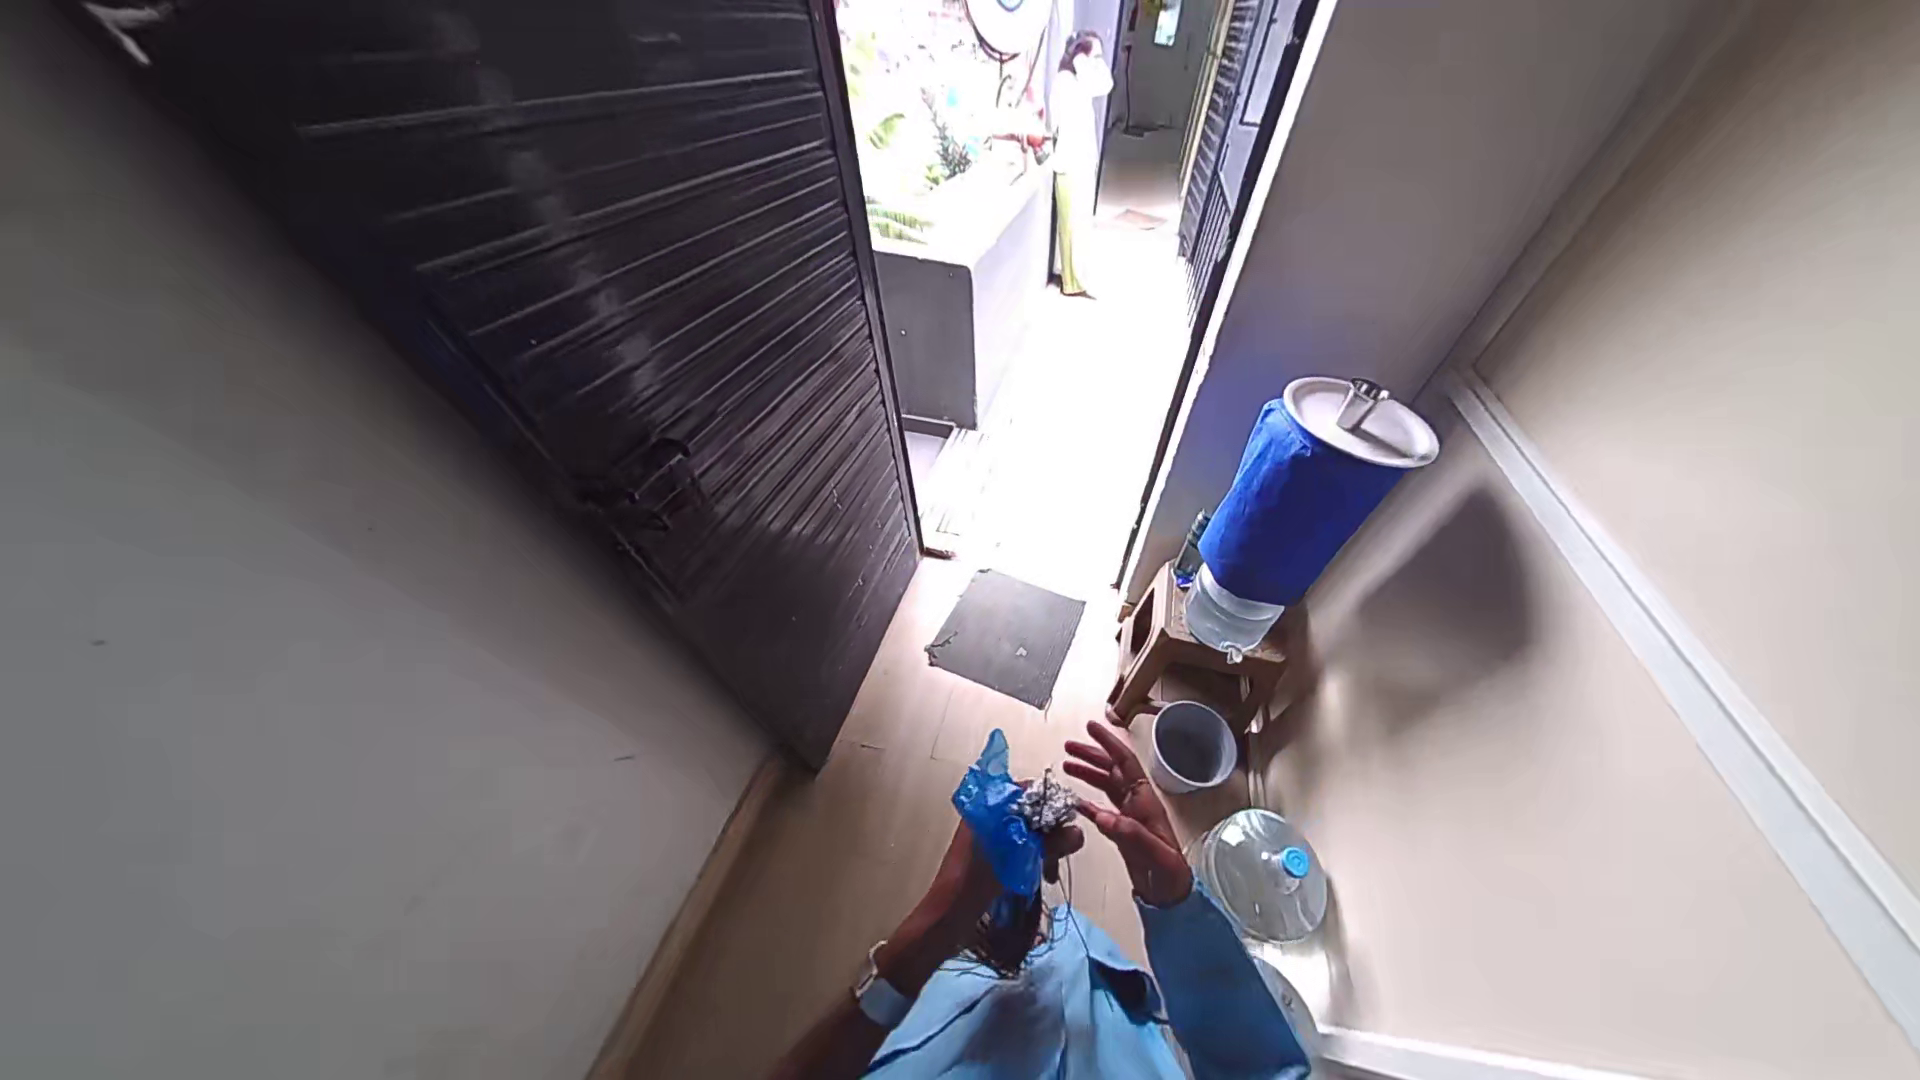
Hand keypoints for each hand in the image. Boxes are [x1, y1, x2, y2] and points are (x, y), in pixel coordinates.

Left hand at [877, 797, 1083, 995]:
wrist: (945, 919)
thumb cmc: (973, 885)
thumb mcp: (1015, 863)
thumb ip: (1047, 846)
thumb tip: (1078, 832)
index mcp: (988, 807)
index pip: (1026, 790)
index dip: (1050, 804)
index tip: (1067, 828)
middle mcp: (987, 814)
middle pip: (1029, 811)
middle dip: (1048, 832)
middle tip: (1058, 859)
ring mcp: (987, 834)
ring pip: (1026, 830)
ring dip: (1041, 848)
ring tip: (1048, 874)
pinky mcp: (989, 852)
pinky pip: (1018, 845)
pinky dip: (1030, 856)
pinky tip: (1037, 876)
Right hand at [1063, 716, 1192, 907]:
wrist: (1172, 899)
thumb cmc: (1170, 875)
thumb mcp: (1156, 854)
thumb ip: (1131, 834)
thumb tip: (1101, 816)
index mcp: (1145, 800)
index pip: (1125, 763)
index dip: (1108, 743)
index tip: (1091, 726)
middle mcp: (1136, 802)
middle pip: (1111, 769)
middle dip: (1091, 754)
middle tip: (1068, 745)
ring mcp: (1128, 815)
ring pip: (1105, 784)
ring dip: (1087, 772)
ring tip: (1066, 764)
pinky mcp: (1120, 831)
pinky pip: (1100, 808)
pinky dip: (1086, 800)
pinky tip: (1073, 798)